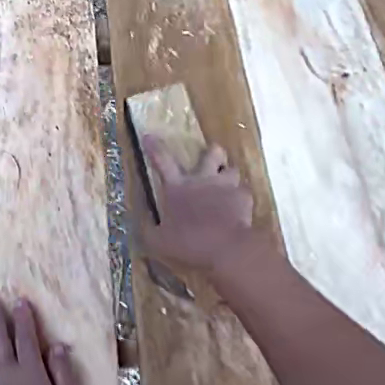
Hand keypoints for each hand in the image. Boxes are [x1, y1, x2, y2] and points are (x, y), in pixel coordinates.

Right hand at [137, 139, 268, 276]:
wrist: (226, 248)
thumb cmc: (188, 244)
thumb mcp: (158, 242)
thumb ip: (148, 231)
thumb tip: (140, 224)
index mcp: (178, 188)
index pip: (162, 161)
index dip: (155, 147)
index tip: (150, 136)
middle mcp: (203, 180)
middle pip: (212, 153)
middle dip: (213, 152)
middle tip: (213, 160)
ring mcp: (226, 185)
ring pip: (232, 169)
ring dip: (229, 176)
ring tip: (228, 188)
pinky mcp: (244, 196)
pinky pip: (244, 192)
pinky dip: (241, 199)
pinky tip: (240, 210)